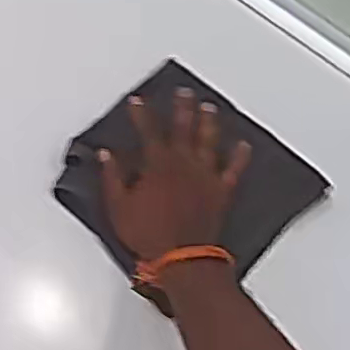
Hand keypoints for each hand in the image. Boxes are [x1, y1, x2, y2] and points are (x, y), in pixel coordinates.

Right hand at [101, 87, 252, 260]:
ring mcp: (205, 176)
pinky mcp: (221, 192)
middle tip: (182, 93)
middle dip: (180, 108)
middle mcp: (184, 165)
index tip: (137, 101)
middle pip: (183, 128)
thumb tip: (107, 156)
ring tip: (208, 107)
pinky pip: (233, 169)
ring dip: (208, 122)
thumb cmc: (147, 232)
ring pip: (208, 141)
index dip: (141, 114)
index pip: (148, 131)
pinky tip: (242, 145)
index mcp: (157, 166)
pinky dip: (239, 156)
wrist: (181, 256)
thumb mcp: (117, 204)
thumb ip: (112, 176)